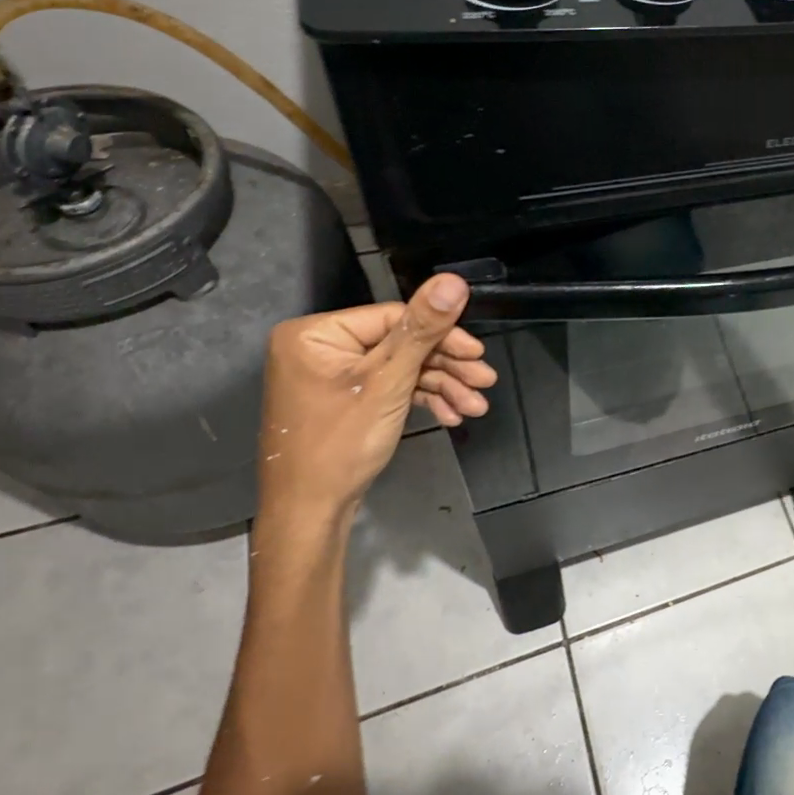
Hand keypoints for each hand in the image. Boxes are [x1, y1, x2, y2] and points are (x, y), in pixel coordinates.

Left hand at [256, 273, 496, 514]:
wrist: (309, 514)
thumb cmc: (340, 444)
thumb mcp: (388, 382)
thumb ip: (422, 330)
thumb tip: (453, 281)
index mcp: (316, 333)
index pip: (394, 318)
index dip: (442, 335)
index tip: (478, 354)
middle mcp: (319, 348)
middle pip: (401, 344)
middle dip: (446, 366)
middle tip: (484, 382)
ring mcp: (331, 376)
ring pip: (400, 369)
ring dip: (441, 386)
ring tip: (475, 406)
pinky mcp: (344, 400)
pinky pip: (389, 388)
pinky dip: (420, 400)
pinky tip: (452, 414)